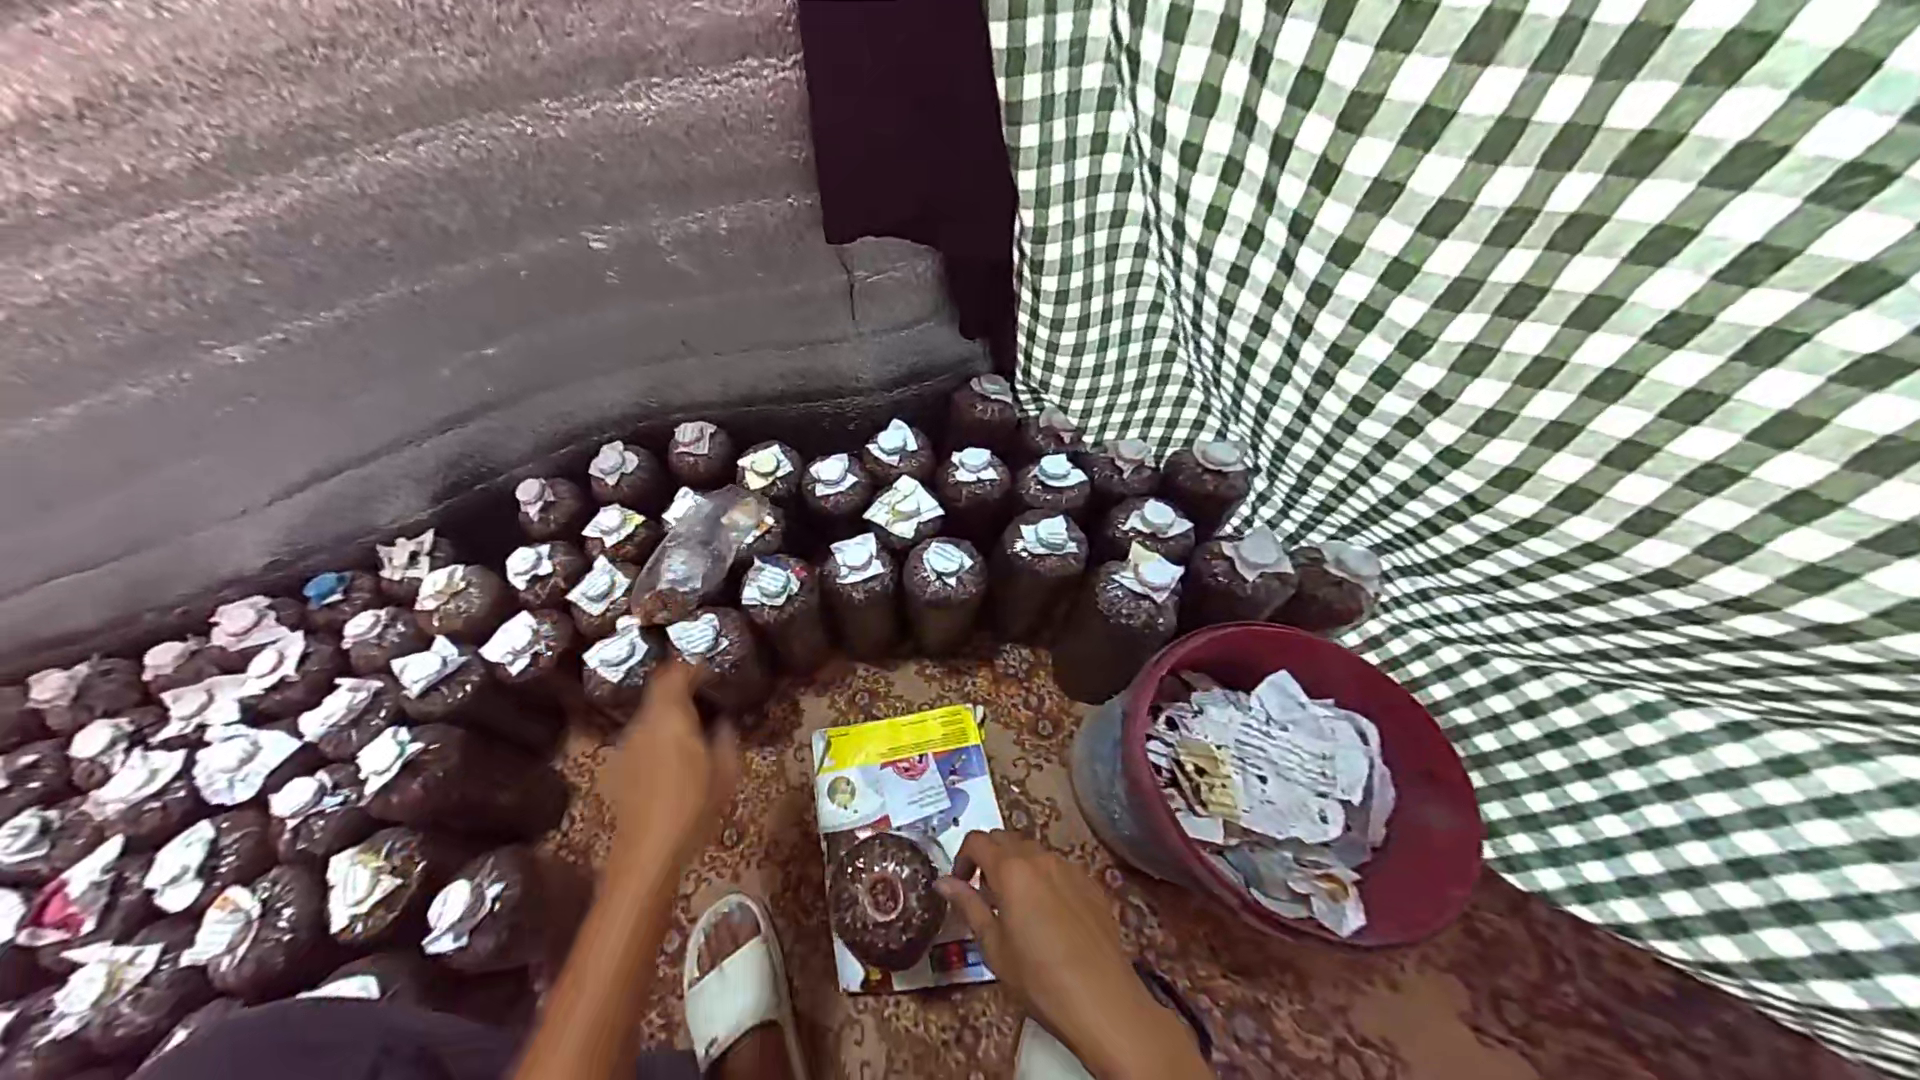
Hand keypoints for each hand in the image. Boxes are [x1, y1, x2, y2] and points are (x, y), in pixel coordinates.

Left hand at [607, 659, 739, 873]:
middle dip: (681, 690)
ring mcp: (625, 746)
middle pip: (658, 693)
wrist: (647, 854)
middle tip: (706, 696)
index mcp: (669, 717)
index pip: (675, 674)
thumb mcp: (726, 771)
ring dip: (669, 715)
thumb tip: (722, 723)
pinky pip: (641, 739)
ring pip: (649, 716)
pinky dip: (658, 737)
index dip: (692, 666)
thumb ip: (725, 738)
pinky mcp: (617, 768)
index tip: (709, 668)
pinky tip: (674, 759)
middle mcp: (642, 724)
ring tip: (694, 729)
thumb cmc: (693, 807)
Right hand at [938, 831, 1209, 1079]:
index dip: (963, 858)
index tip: (961, 884)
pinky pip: (1058, 868)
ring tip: (1016, 907)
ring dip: (1017, 867)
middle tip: (985, 896)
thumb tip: (943, 881)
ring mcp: (1069, 868)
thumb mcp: (993, 946)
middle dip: (989, 859)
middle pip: (1005, 839)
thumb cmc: (1038, 978)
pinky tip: (1048, 916)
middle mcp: (1040, 858)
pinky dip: (1044, 879)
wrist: (1102, 1000)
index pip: (977, 841)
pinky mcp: (1090, 883)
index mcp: (1011, 869)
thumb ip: (968, 905)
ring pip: (1033, 852)